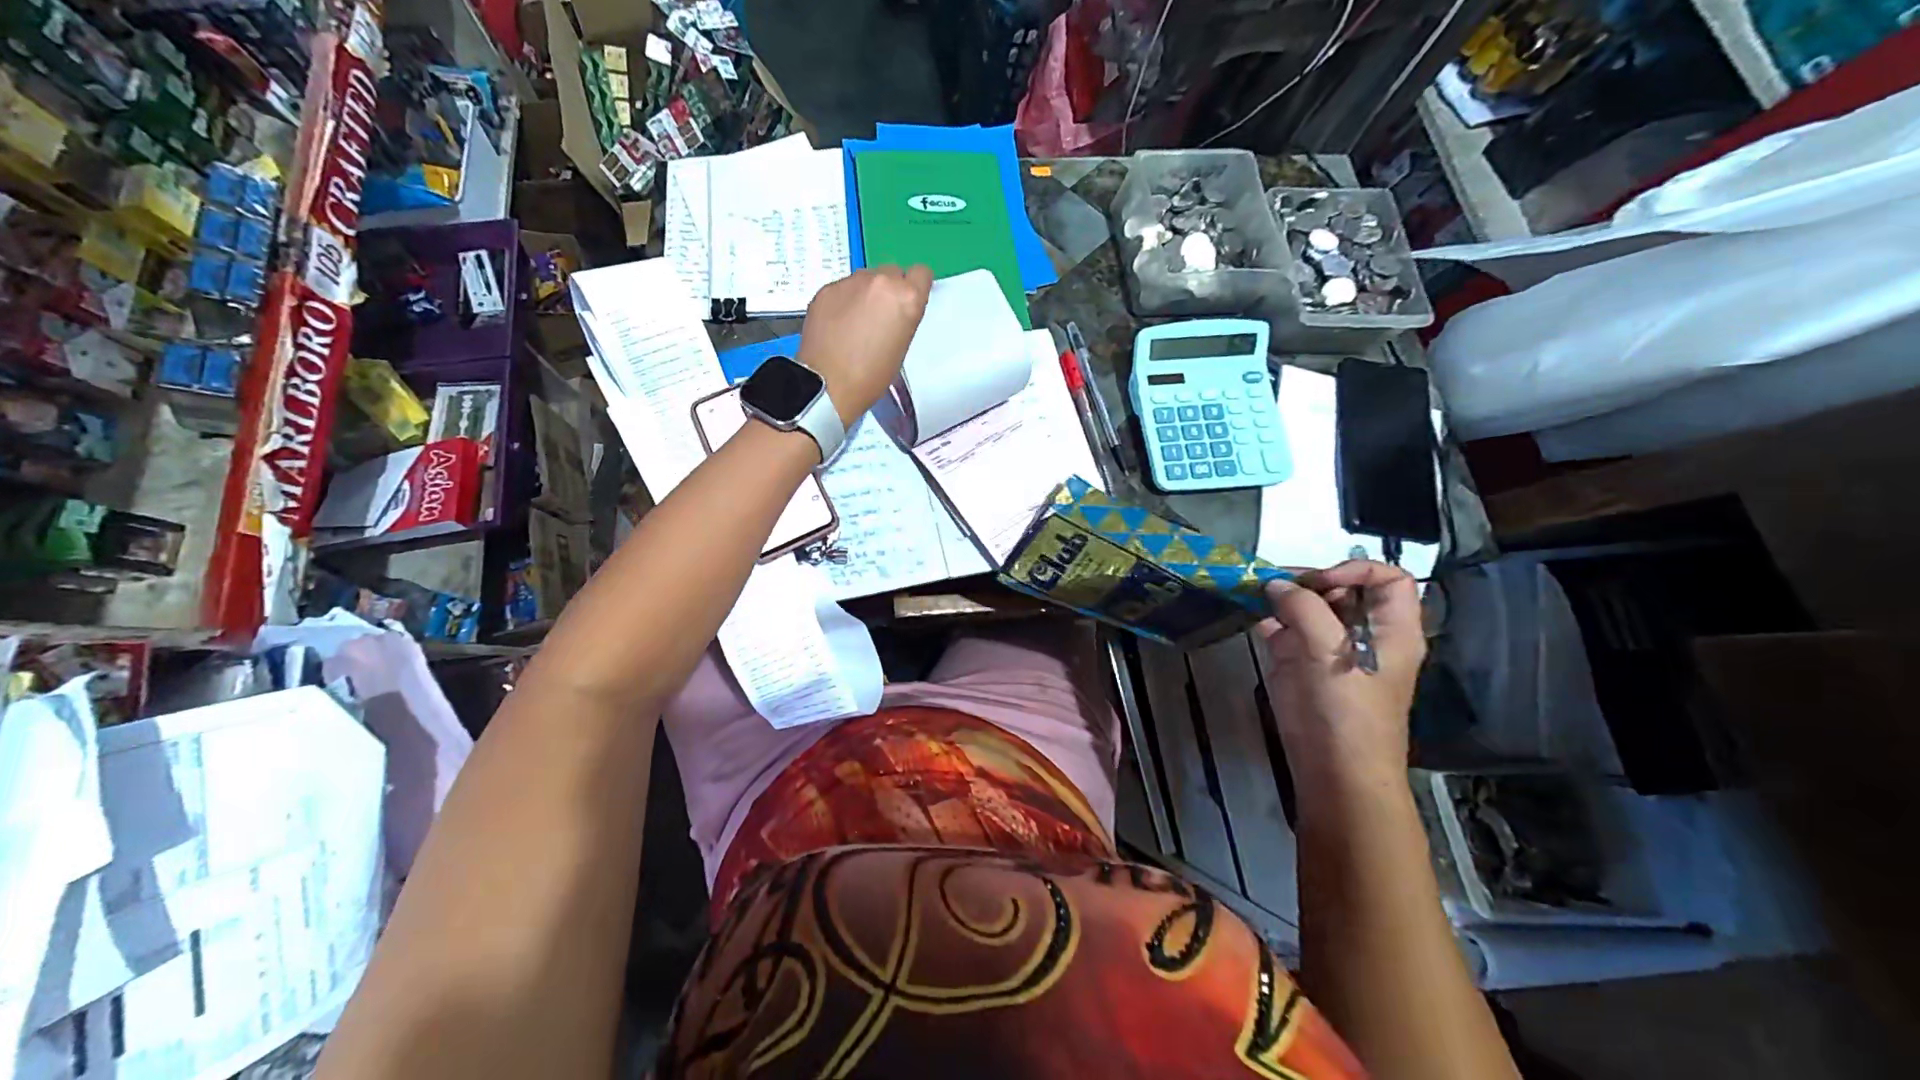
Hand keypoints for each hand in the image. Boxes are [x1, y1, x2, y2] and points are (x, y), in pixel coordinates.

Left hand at [795, 264, 933, 425]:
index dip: (915, 287)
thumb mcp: (901, 347)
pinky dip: (842, 301)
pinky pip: (842, 289)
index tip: (907, 301)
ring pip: (865, 278)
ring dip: (864, 293)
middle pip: (891, 272)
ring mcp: (850, 282)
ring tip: (855, 323)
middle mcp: (881, 281)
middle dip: (888, 290)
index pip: (921, 273)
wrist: (828, 385)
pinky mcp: (826, 289)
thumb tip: (892, 309)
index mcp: (907, 297)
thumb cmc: (871, 376)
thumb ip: (902, 317)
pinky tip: (836, 325)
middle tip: (879, 316)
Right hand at [1256, 560, 1424, 794]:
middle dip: (1310, 580)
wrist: (1333, 769)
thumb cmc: (1348, 711)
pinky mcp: (1297, 663)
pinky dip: (1266, 618)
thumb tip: (1274, 584)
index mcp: (1391, 629)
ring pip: (1307, 607)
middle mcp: (1360, 633)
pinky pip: (1281, 628)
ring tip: (1256, 590)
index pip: (1388, 579)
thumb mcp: (1331, 651)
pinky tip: (1250, 612)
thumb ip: (1303, 608)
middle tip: (1277, 581)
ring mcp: (1327, 648)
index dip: (1357, 570)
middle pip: (1341, 589)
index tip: (1321, 581)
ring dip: (1282, 596)